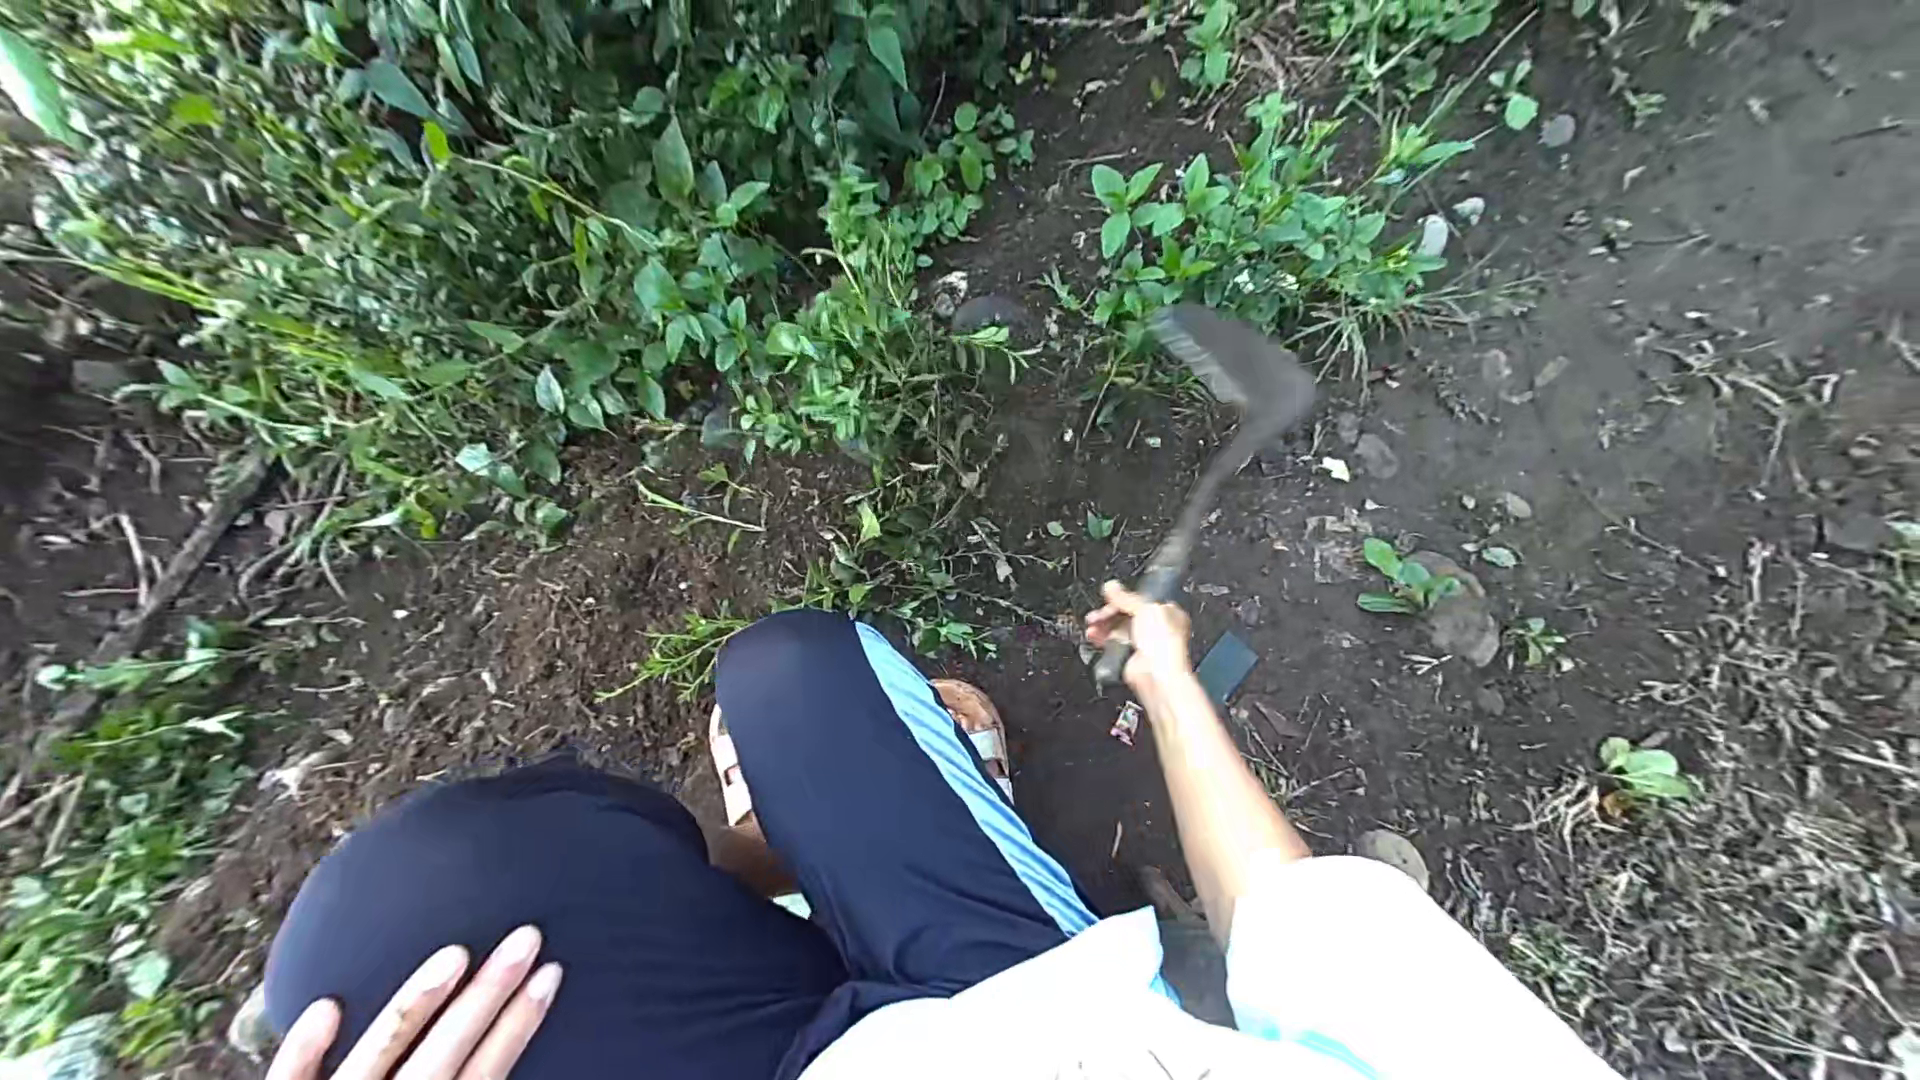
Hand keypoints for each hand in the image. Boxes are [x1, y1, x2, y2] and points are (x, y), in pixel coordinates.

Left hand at [266, 925, 560, 1079]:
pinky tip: (327, 1005)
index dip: (520, 1024)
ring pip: (375, 1059)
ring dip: (416, 1005)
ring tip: (456, 953)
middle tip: (526, 938)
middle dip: (489, 993)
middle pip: (442, 1055)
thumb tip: (499, 1074)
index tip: (551, 973)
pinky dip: (302, 1055)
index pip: (485, 1075)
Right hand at [1084, 581, 1192, 696]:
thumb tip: (1111, 586)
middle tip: (1097, 613)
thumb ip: (1125, 597)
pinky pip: (1113, 643)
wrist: (1156, 674)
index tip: (1109, 596)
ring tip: (1092, 624)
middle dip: (1109, 613)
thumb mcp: (1144, 608)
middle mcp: (1157, 627)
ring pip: (1118, 629)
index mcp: (1167, 612)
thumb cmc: (1163, 642)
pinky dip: (1102, 638)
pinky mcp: (1130, 656)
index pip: (1141, 599)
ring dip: (1103, 625)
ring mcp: (1143, 643)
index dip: (1124, 598)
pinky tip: (1093, 635)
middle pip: (1126, 614)